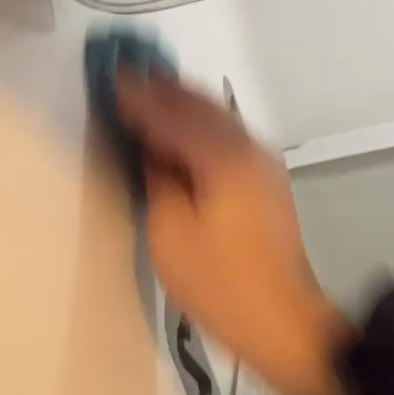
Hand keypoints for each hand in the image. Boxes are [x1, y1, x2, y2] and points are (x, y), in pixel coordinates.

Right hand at [117, 74, 350, 394]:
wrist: (284, 322)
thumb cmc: (219, 284)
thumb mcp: (170, 235)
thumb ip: (157, 180)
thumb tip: (149, 148)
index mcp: (222, 159)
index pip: (171, 114)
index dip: (138, 96)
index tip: (109, 75)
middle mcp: (248, 148)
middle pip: (199, 104)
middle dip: (163, 87)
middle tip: (127, 72)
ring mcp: (262, 162)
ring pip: (216, 116)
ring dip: (182, 101)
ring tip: (148, 90)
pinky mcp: (266, 180)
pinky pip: (226, 134)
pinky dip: (199, 122)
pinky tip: (179, 128)